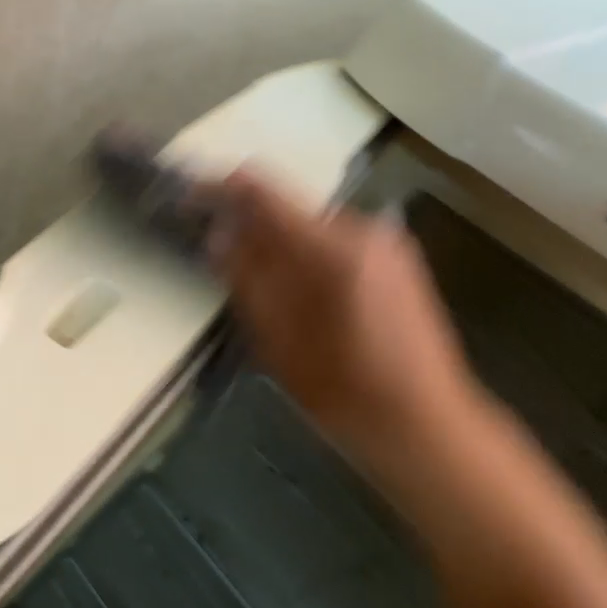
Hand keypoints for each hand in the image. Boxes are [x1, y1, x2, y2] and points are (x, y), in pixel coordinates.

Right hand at [210, 169, 480, 460]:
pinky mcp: (396, 264)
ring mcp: (385, 245)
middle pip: (285, 205)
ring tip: (246, 274)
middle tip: (211, 248)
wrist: (421, 421)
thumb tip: (220, 232)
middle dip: (245, 221)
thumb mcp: (271, 331)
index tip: (185, 197)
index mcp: (327, 243)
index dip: (216, 186)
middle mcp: (361, 229)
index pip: (259, 188)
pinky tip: (290, 289)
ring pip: (309, 226)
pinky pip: (333, 243)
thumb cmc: (337, 382)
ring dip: (274, 240)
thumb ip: (243, 273)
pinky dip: (302, 254)